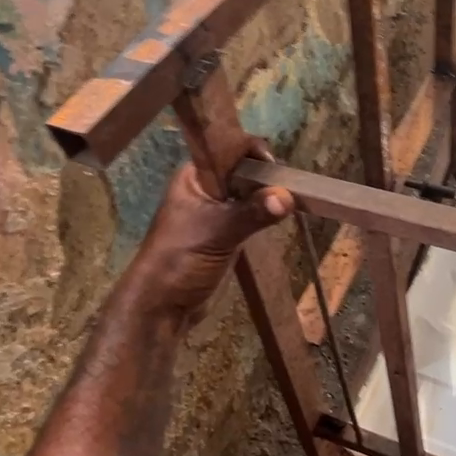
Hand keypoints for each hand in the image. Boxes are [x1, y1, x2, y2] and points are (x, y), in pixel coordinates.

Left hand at [118, 139, 293, 321]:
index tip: (276, 170)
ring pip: (248, 193)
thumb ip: (251, 213)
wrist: (162, 306)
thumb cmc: (179, 259)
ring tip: (293, 200)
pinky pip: (250, 215)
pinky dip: (265, 214)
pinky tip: (283, 215)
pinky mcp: (226, 233)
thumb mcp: (216, 232)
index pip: (228, 149)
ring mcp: (216, 211)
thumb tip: (288, 197)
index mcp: (194, 176)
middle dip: (265, 176)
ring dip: (268, 196)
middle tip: (290, 187)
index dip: (253, 152)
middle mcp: (206, 188)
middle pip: (243, 170)